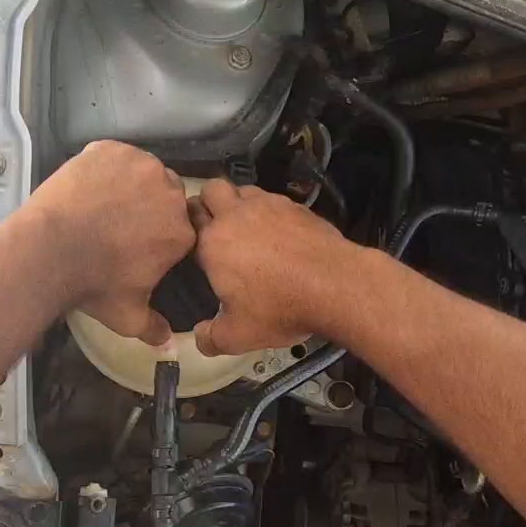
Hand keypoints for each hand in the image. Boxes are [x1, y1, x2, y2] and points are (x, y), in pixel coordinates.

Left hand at [24, 141, 194, 344]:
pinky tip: (89, 186)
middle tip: (119, 224)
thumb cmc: (94, 284)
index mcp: (181, 231)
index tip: (139, 244)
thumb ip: (154, 328)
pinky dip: (105, 167)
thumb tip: (169, 344)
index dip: (160, 235)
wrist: (49, 251)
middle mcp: (170, 191)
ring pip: (144, 171)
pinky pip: (115, 155)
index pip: (180, 227)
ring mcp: (139, 165)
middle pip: (167, 195)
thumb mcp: (128, 315)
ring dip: (131, 184)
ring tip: (102, 203)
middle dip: (150, 207)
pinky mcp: (110, 149)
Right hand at [188, 179, 363, 355]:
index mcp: (214, 242)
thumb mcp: (239, 336)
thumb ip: (211, 337)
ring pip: (244, 190)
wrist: (335, 285)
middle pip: (211, 189)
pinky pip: (274, 199)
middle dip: (209, 202)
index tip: (197, 242)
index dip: (191, 227)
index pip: (189, 219)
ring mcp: (269, 205)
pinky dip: (271, 211)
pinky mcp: (296, 206)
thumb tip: (199, 337)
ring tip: (250, 227)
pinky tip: (281, 233)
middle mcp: (236, 215)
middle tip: (218, 226)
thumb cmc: (280, 308)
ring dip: (240, 202)